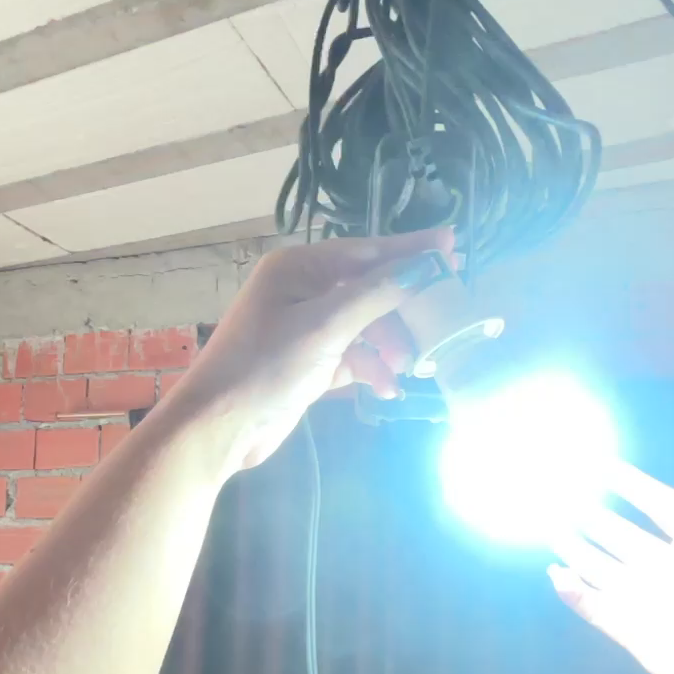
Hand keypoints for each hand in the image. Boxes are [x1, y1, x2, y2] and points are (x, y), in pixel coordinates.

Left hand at [165, 228, 454, 469]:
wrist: (220, 427)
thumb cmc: (266, 367)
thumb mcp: (325, 327)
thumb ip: (376, 295)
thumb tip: (424, 267)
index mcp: (298, 268)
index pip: (365, 250)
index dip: (410, 251)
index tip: (453, 247)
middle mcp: (301, 292)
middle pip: (368, 290)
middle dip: (400, 312)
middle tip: (442, 320)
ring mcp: (304, 330)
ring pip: (362, 327)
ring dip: (387, 347)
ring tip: (408, 368)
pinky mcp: (307, 365)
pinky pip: (350, 358)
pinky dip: (369, 370)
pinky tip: (387, 389)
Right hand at [549, 438, 673, 673]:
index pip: (658, 504)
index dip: (631, 485)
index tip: (601, 465)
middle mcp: (670, 567)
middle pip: (621, 535)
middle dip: (593, 516)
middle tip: (562, 495)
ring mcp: (650, 600)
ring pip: (603, 568)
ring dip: (577, 549)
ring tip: (552, 529)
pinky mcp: (633, 632)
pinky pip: (596, 607)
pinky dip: (574, 593)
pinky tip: (555, 574)